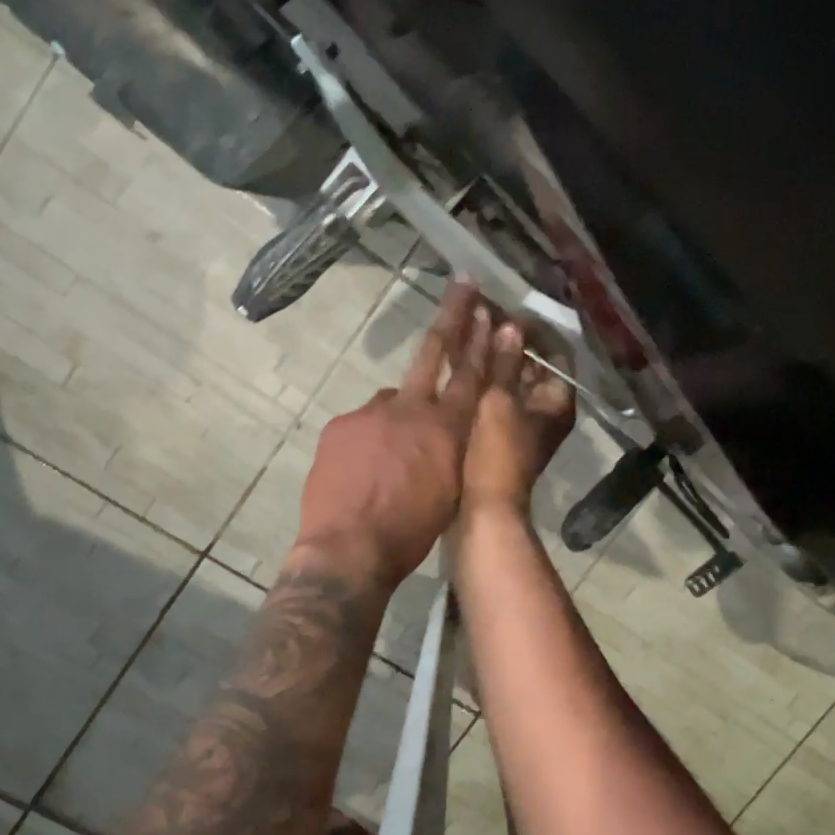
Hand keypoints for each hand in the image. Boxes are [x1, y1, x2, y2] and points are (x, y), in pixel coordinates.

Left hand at [291, 282, 494, 589]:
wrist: (349, 550)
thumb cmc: (411, 533)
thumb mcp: (450, 492)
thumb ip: (449, 452)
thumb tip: (440, 436)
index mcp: (447, 429)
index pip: (472, 374)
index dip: (484, 341)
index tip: (493, 310)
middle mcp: (411, 409)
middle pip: (435, 353)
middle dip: (454, 317)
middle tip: (464, 285)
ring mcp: (372, 413)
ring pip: (392, 399)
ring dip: (399, 413)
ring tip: (393, 450)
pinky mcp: (341, 425)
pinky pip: (363, 423)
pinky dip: (370, 438)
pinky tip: (365, 467)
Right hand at [462, 321, 576, 517]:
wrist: (483, 509)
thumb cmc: (497, 453)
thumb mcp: (500, 401)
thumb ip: (504, 362)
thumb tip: (511, 325)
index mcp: (557, 401)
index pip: (556, 352)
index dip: (535, 329)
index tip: (508, 310)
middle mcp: (546, 409)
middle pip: (533, 365)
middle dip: (511, 339)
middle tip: (485, 314)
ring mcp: (523, 423)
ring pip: (512, 380)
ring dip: (495, 357)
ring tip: (471, 330)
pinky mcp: (501, 433)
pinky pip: (497, 396)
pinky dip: (484, 379)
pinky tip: (461, 362)